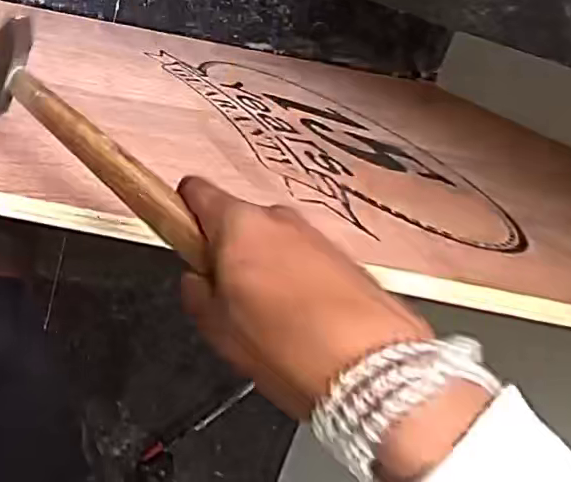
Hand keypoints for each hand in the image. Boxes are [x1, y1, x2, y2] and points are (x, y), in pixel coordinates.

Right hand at [178, 178, 490, 479]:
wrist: (387, 380)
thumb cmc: (286, 348)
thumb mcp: (217, 328)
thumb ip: (194, 292)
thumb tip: (197, 278)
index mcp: (235, 223)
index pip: (193, 189)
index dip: (183, 211)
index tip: (188, 244)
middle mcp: (275, 217)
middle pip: (236, 219)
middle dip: (230, 248)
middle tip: (233, 296)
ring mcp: (317, 236)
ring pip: (275, 241)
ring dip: (268, 265)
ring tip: (279, 318)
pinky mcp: (352, 261)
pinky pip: (309, 260)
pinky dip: (303, 281)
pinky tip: (312, 324)